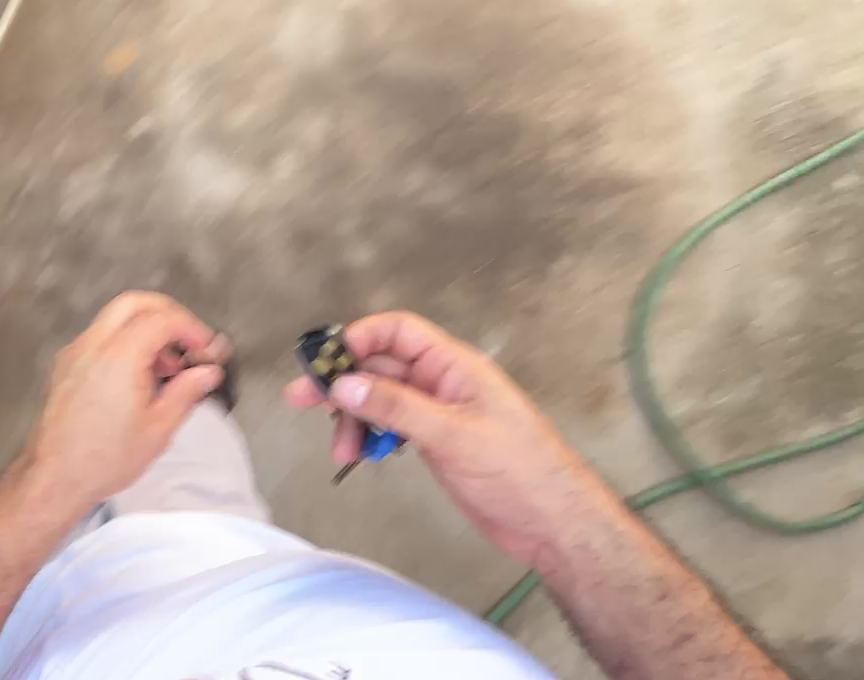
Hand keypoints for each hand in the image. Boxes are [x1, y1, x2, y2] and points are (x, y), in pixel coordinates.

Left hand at [17, 292, 226, 515]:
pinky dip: (123, 341)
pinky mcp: (66, 363)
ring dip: (144, 328)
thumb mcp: (158, 428)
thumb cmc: (106, 458)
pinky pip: (99, 336)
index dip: (190, 327)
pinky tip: (138, 375)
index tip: (205, 348)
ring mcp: (75, 350)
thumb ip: (186, 392)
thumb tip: (207, 372)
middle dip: (166, 313)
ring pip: (114, 317)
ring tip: (166, 368)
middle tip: (187, 341)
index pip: (161, 318)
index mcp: (119, 356)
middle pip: (133, 302)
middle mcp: (93, 344)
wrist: (57, 475)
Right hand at [283, 311, 621, 566]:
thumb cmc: (523, 474)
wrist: (560, 530)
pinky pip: (384, 422)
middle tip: (303, 398)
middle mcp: (439, 381)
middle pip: (376, 366)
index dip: (359, 338)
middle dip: (340, 382)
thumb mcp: (454, 436)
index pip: (397, 332)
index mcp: (453, 366)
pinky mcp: (429, 437)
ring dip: (350, 417)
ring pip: (375, 397)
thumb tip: (343, 384)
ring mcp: (433, 410)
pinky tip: (358, 453)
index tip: (327, 360)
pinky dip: (365, 434)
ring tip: (339, 447)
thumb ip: (396, 407)